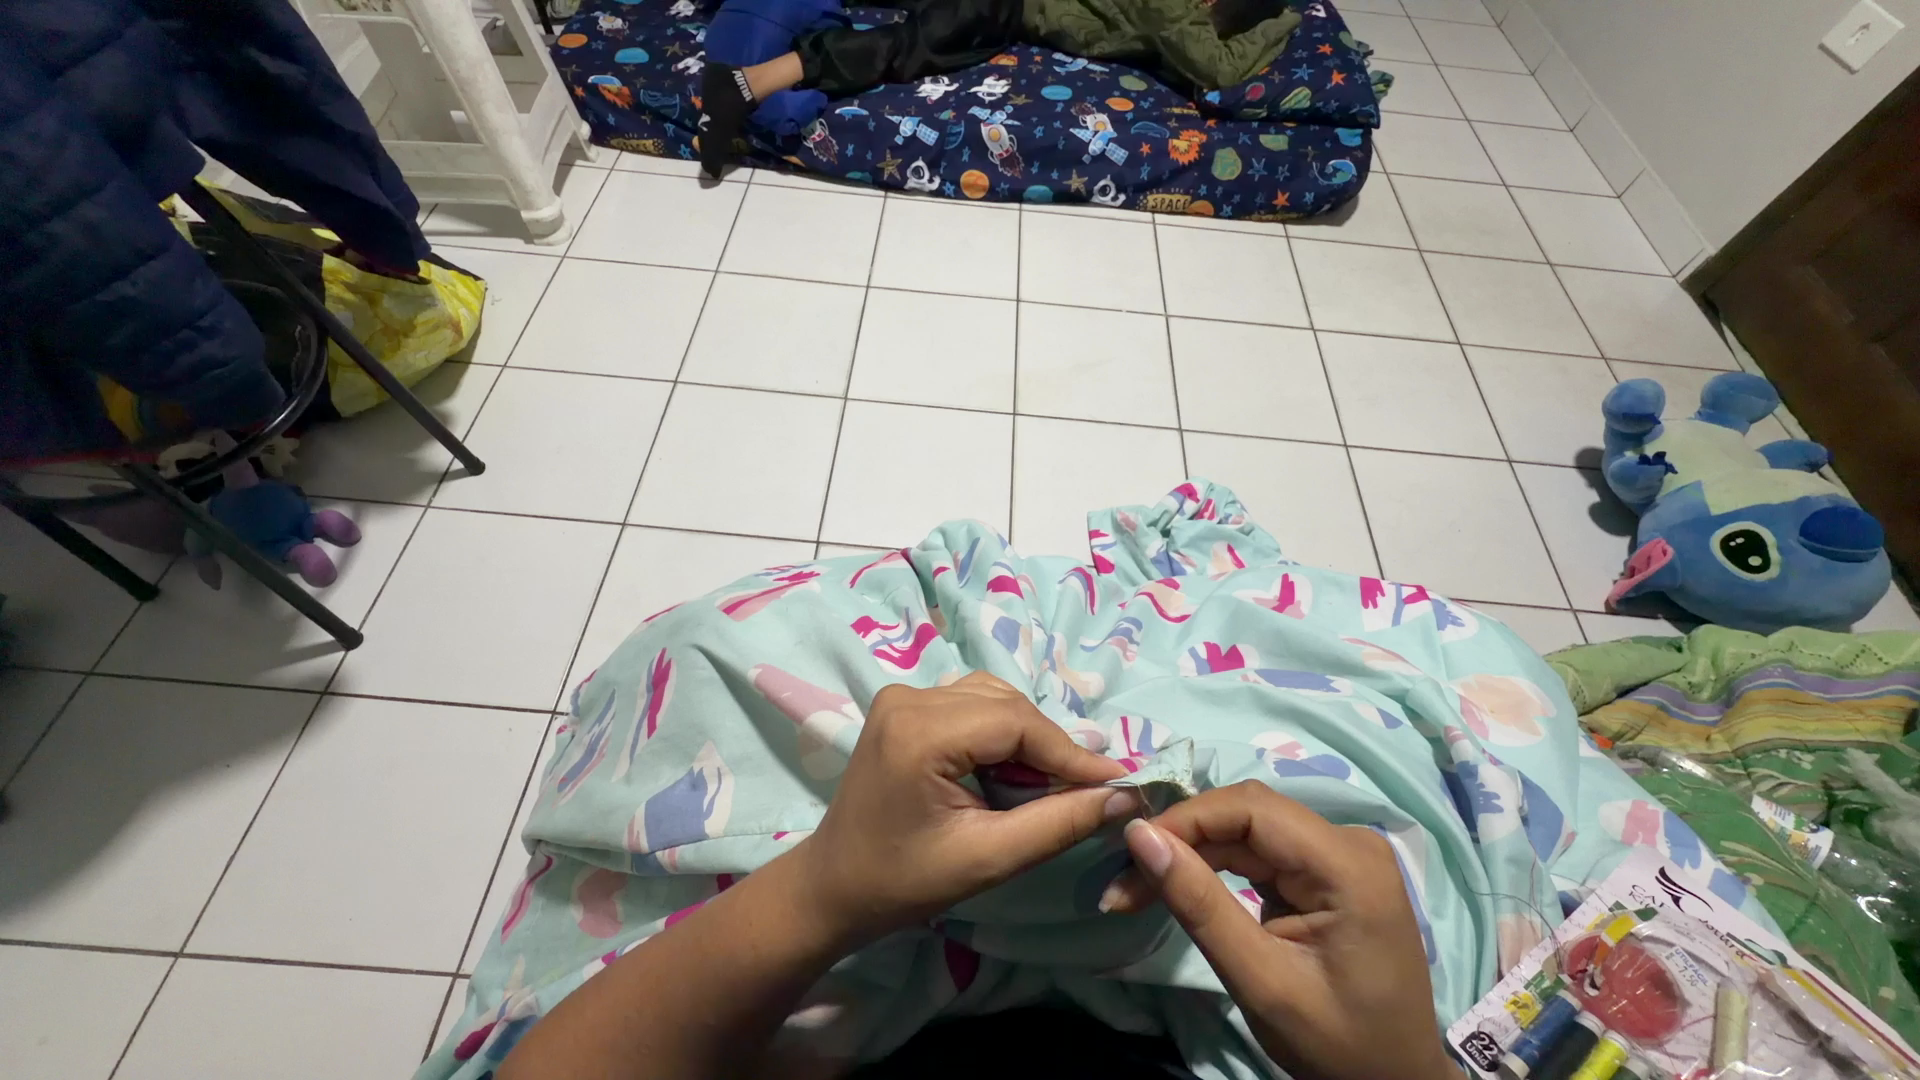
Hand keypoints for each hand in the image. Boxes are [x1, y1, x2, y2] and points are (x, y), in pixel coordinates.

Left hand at [791, 672, 1133, 949]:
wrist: (833, 886)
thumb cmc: (903, 882)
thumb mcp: (988, 859)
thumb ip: (1058, 823)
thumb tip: (1123, 796)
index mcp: (920, 731)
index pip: (1017, 724)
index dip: (1073, 753)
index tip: (1121, 782)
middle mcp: (909, 698)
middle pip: (1007, 706)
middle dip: (1051, 748)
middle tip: (1087, 792)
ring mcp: (902, 697)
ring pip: (993, 699)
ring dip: (1027, 738)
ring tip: (1047, 785)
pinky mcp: (903, 706)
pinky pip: (971, 703)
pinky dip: (1000, 732)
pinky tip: (1009, 770)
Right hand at [1100, 781, 1460, 1079]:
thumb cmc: (1337, 1044)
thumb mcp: (1261, 982)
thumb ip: (1200, 905)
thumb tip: (1138, 835)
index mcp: (1348, 865)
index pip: (1251, 808)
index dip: (1186, 817)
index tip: (1131, 849)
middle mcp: (1346, 842)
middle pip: (1245, 814)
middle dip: (1180, 838)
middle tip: (1125, 879)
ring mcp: (1335, 853)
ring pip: (1243, 829)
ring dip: (1188, 853)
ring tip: (1136, 888)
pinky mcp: (1320, 868)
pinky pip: (1254, 849)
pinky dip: (1210, 866)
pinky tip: (1177, 885)